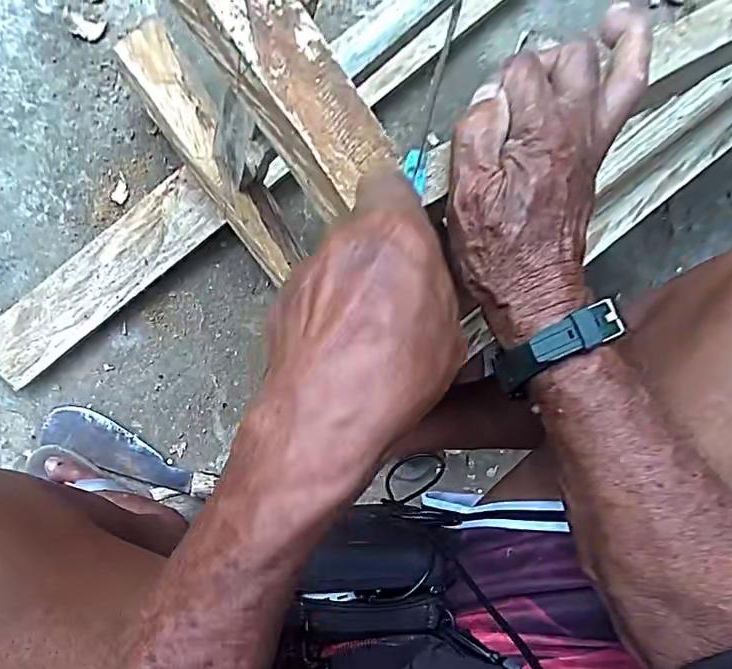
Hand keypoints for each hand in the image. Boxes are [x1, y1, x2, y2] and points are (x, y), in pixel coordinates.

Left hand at [238, 168, 463, 505]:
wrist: (321, 420)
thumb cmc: (385, 382)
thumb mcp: (449, 340)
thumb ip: (439, 294)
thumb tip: (435, 293)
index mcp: (395, 235)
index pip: (393, 184)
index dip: (403, 209)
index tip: (414, 236)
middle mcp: (343, 243)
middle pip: (363, 233)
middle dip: (380, 261)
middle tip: (399, 303)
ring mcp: (307, 274)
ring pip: (335, 269)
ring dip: (350, 293)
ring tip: (367, 341)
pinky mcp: (281, 306)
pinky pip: (311, 301)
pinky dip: (323, 319)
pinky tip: (338, 356)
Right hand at [447, 4, 651, 342]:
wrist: (533, 291)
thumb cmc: (502, 257)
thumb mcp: (467, 197)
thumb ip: (474, 134)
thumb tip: (487, 101)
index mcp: (537, 136)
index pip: (517, 73)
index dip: (495, 88)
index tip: (484, 117)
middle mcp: (571, 130)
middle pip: (559, 59)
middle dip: (532, 66)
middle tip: (512, 96)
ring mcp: (589, 141)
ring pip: (600, 63)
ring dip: (580, 48)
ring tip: (563, 48)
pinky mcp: (595, 156)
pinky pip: (626, 87)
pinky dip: (629, 51)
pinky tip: (618, 32)